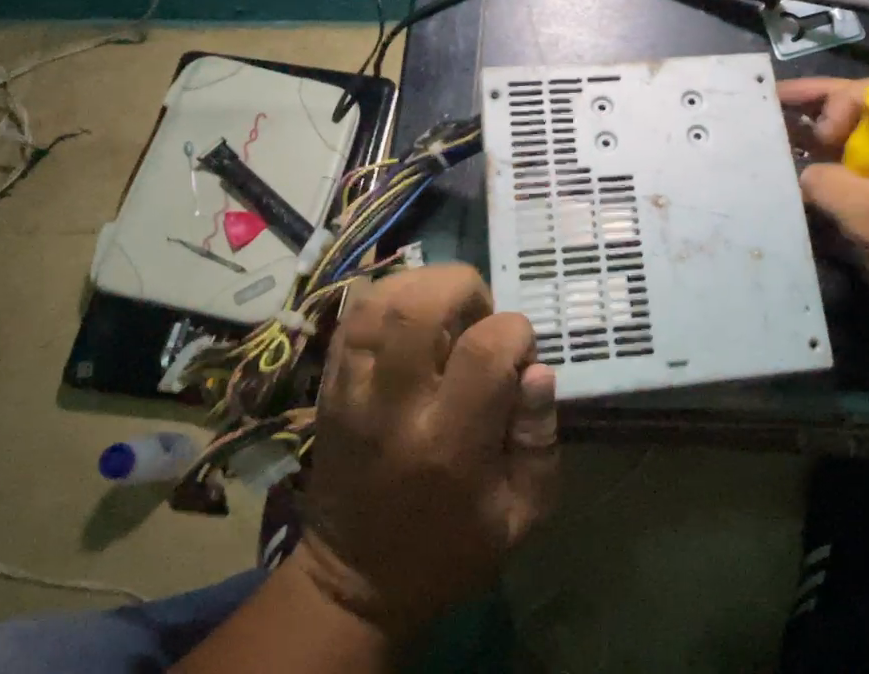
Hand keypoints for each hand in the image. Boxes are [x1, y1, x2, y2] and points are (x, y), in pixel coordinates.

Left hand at [297, 265, 557, 636]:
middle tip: (480, 319)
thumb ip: (540, 440)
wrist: (357, 580)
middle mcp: (394, 407)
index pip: (486, 348)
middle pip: (420, 304)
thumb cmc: (453, 549)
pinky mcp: (328, 388)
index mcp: (449, 442)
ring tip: (446, 316)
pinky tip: (411, 324)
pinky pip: (350, 318)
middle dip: (465, 290)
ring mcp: (351, 392)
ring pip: (378, 300)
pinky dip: (387, 303)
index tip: (521, 359)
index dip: (517, 334)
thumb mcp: (523, 514)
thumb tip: (538, 370)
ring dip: (423, 288)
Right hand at [781, 77, 868, 326]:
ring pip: (854, 152)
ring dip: (817, 149)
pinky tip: (792, 183)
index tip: (820, 134)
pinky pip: (853, 185)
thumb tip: (803, 176)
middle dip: (820, 116)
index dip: (842, 101)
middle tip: (774, 113)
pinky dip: (826, 183)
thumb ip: (826, 182)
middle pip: (864, 117)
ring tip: (773, 144)